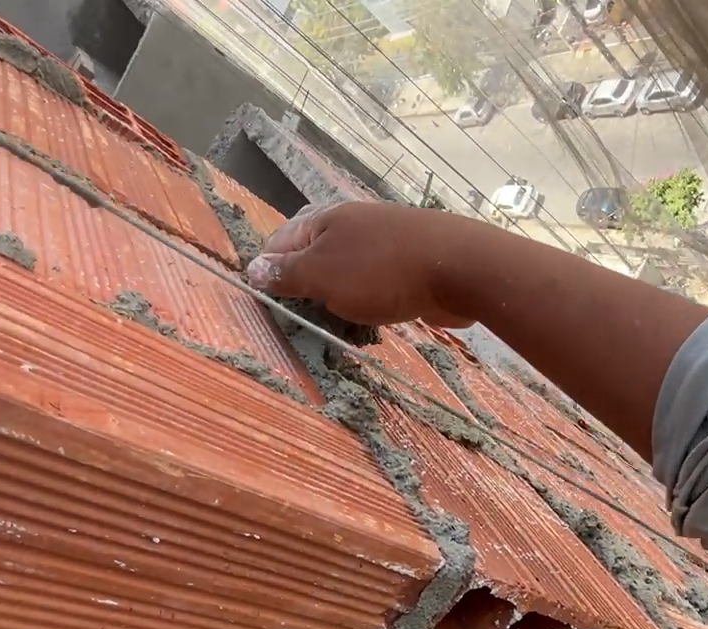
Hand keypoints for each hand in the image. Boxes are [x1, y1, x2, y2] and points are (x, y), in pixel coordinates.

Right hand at [245, 202, 477, 327]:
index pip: (278, 244)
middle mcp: (350, 226)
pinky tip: (370, 323)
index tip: (270, 308)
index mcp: (322, 221)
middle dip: (306, 290)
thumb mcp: (323, 275)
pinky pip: (375, 287)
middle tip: (304, 322)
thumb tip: (251, 269)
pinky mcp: (407, 266)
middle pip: (313, 259)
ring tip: (337, 327)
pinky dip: (368, 304)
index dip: (269, 275)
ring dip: (338, 302)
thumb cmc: (381, 271)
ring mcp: (381, 244)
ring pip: (345, 275)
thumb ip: (288, 275)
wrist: (455, 268)